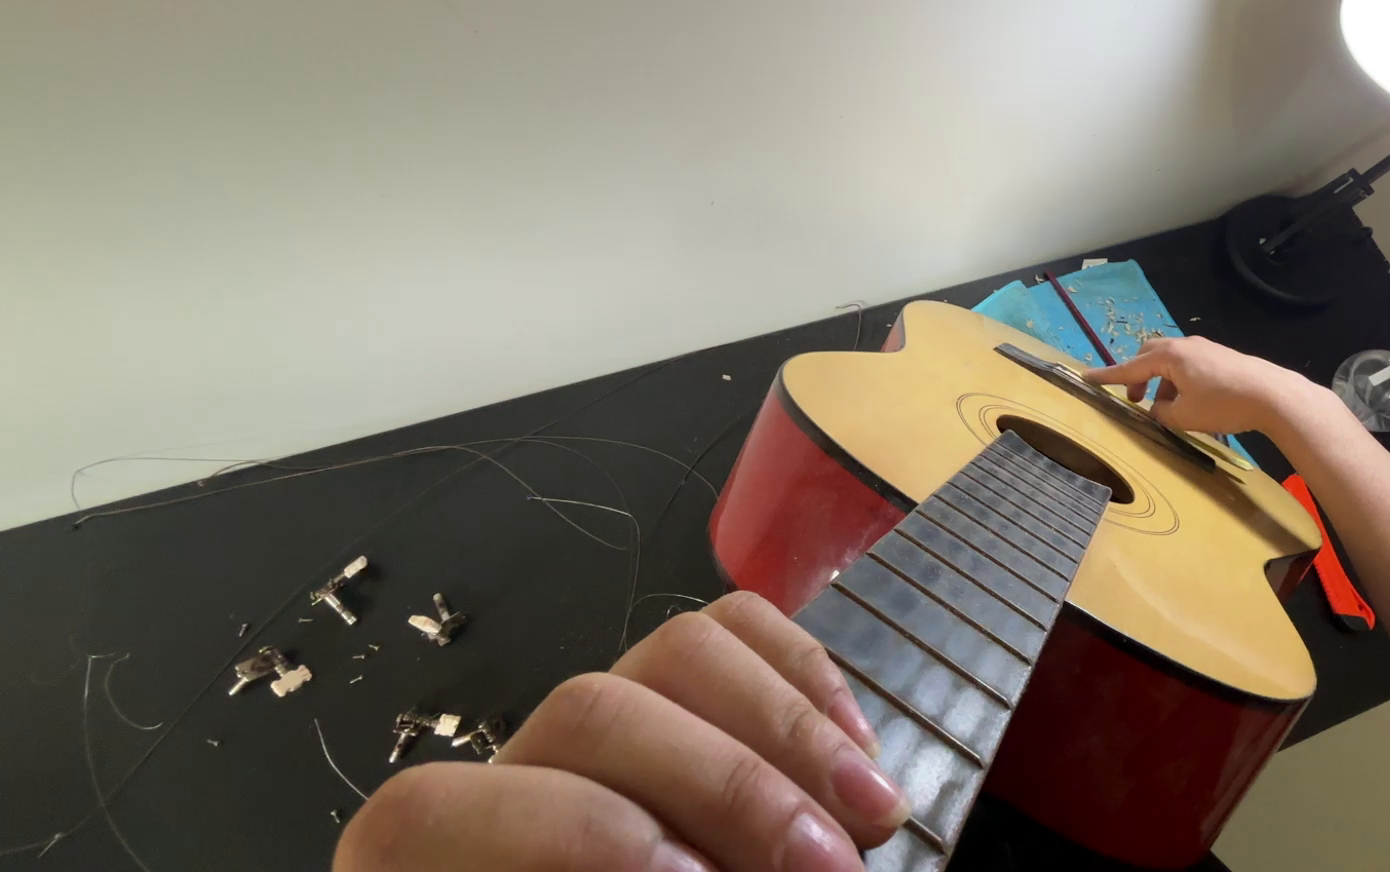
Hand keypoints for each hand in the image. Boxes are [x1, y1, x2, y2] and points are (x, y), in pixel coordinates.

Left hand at [336, 592, 907, 871]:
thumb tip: (729, 861)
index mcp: (434, 857)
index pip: (436, 810)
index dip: (588, 840)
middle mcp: (516, 756)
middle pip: (597, 713)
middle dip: (736, 787)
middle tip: (834, 867)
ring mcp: (608, 693)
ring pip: (682, 648)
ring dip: (791, 731)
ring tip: (873, 811)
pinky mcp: (680, 670)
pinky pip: (740, 624)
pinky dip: (808, 676)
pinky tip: (857, 746)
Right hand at [1084, 336, 1310, 435]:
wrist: (1273, 395)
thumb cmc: (1223, 404)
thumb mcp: (1184, 416)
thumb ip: (1162, 413)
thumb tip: (1157, 409)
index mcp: (1169, 357)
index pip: (1129, 368)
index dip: (1107, 376)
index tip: (1087, 378)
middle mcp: (1183, 346)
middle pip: (1149, 355)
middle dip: (1137, 377)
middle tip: (1136, 400)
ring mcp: (1204, 349)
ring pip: (1170, 362)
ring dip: (1161, 383)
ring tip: (1167, 409)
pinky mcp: (1220, 357)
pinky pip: (1188, 365)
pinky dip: (1179, 382)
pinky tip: (1192, 404)